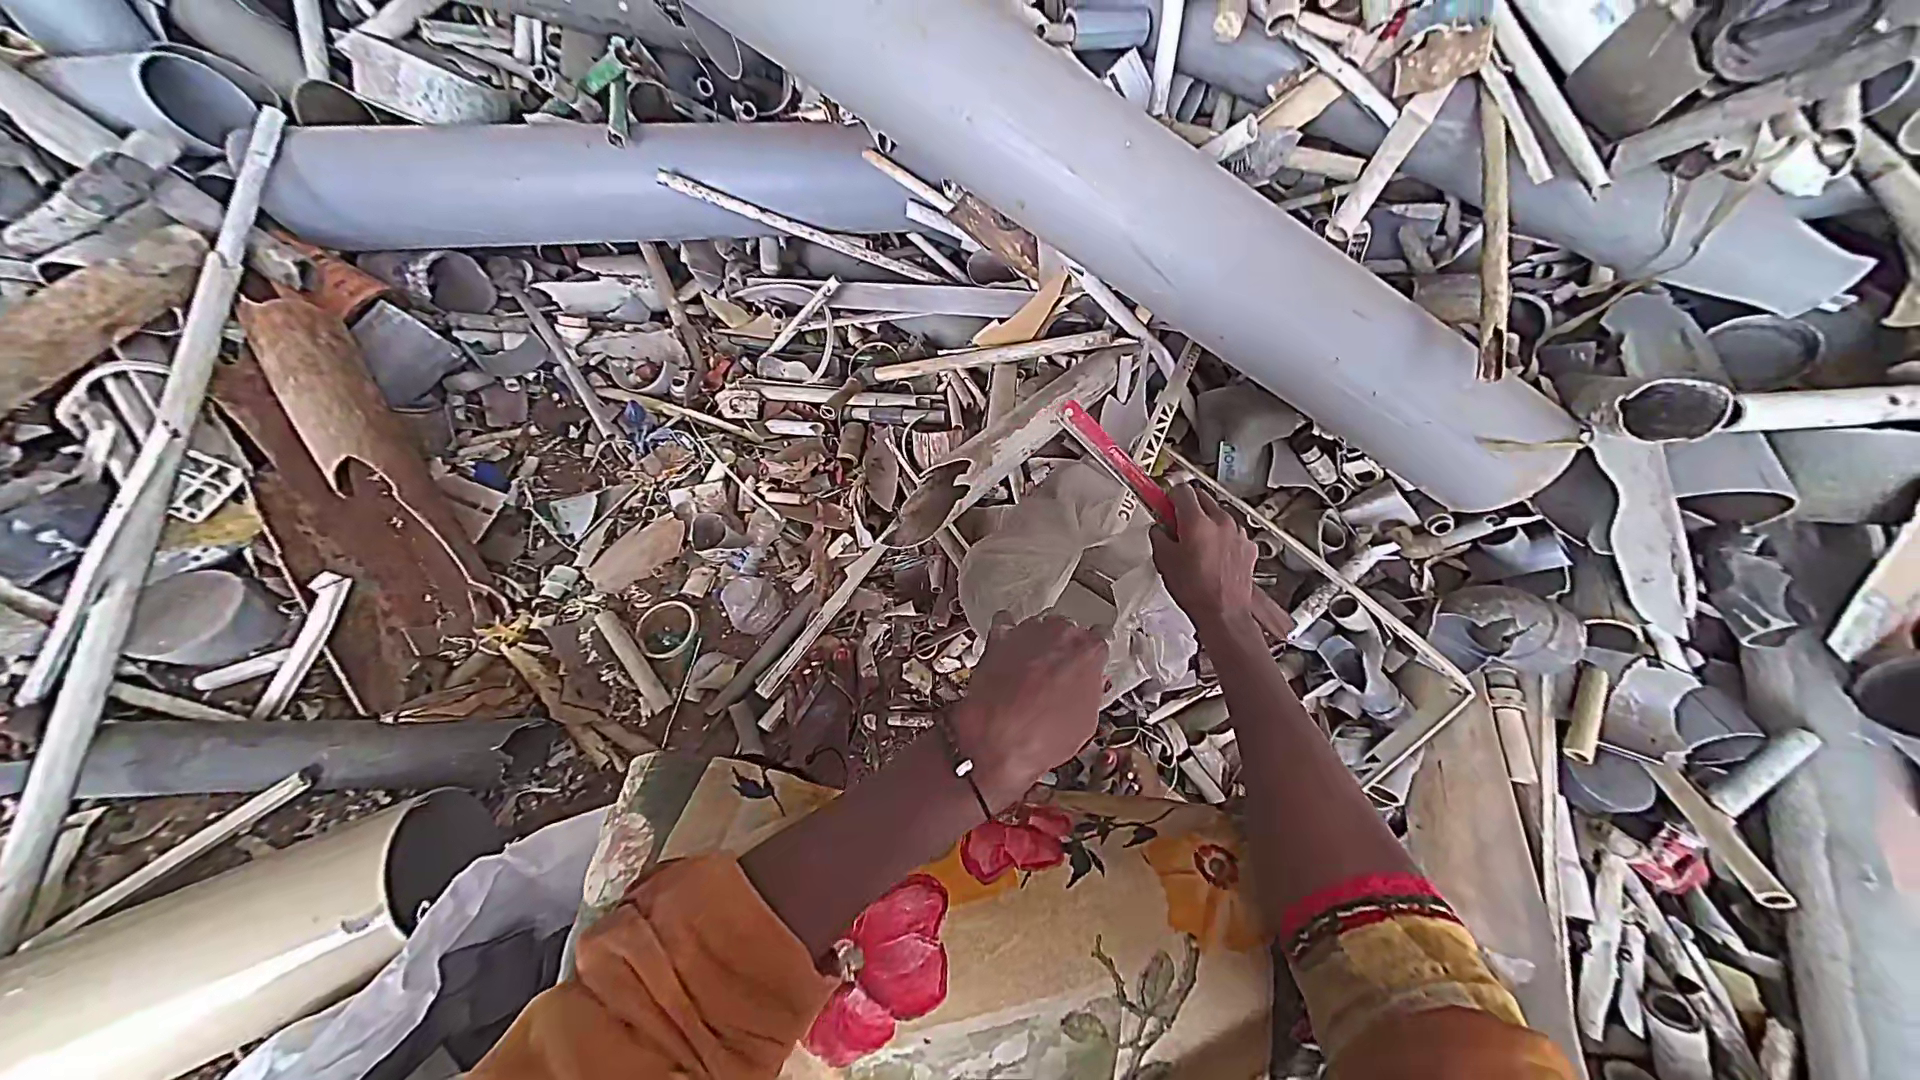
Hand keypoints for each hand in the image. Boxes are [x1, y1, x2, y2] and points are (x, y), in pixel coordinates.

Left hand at [947, 614, 1105, 810]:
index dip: (1090, 655)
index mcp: (1089, 652)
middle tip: (1057, 674)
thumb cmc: (1040, 736)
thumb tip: (1086, 690)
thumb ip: (1090, 691)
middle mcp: (1059, 634)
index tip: (1086, 663)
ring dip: (1036, 643)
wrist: (999, 740)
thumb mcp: (1086, 722)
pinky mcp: (998, 638)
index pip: (1099, 638)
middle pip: (1067, 630)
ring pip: (1038, 626)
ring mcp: (1028, 633)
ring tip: (1030, 669)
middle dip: (1063, 650)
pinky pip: (1004, 624)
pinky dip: (1007, 635)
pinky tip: (1008, 649)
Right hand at [1151, 482, 1259, 641]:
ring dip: (1204, 521)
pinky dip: (1220, 536)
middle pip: (1202, 497)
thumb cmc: (1195, 590)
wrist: (1224, 612)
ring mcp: (1238, 533)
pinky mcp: (1248, 545)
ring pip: (1217, 514)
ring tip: (1194, 543)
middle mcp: (1221, 522)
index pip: (1182, 491)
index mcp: (1197, 522)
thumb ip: (1159, 535)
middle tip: (1175, 523)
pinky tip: (1211, 554)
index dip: (1169, 496)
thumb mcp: (1164, 560)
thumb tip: (1159, 527)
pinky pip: (1231, 531)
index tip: (1162, 501)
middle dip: (1187, 506)